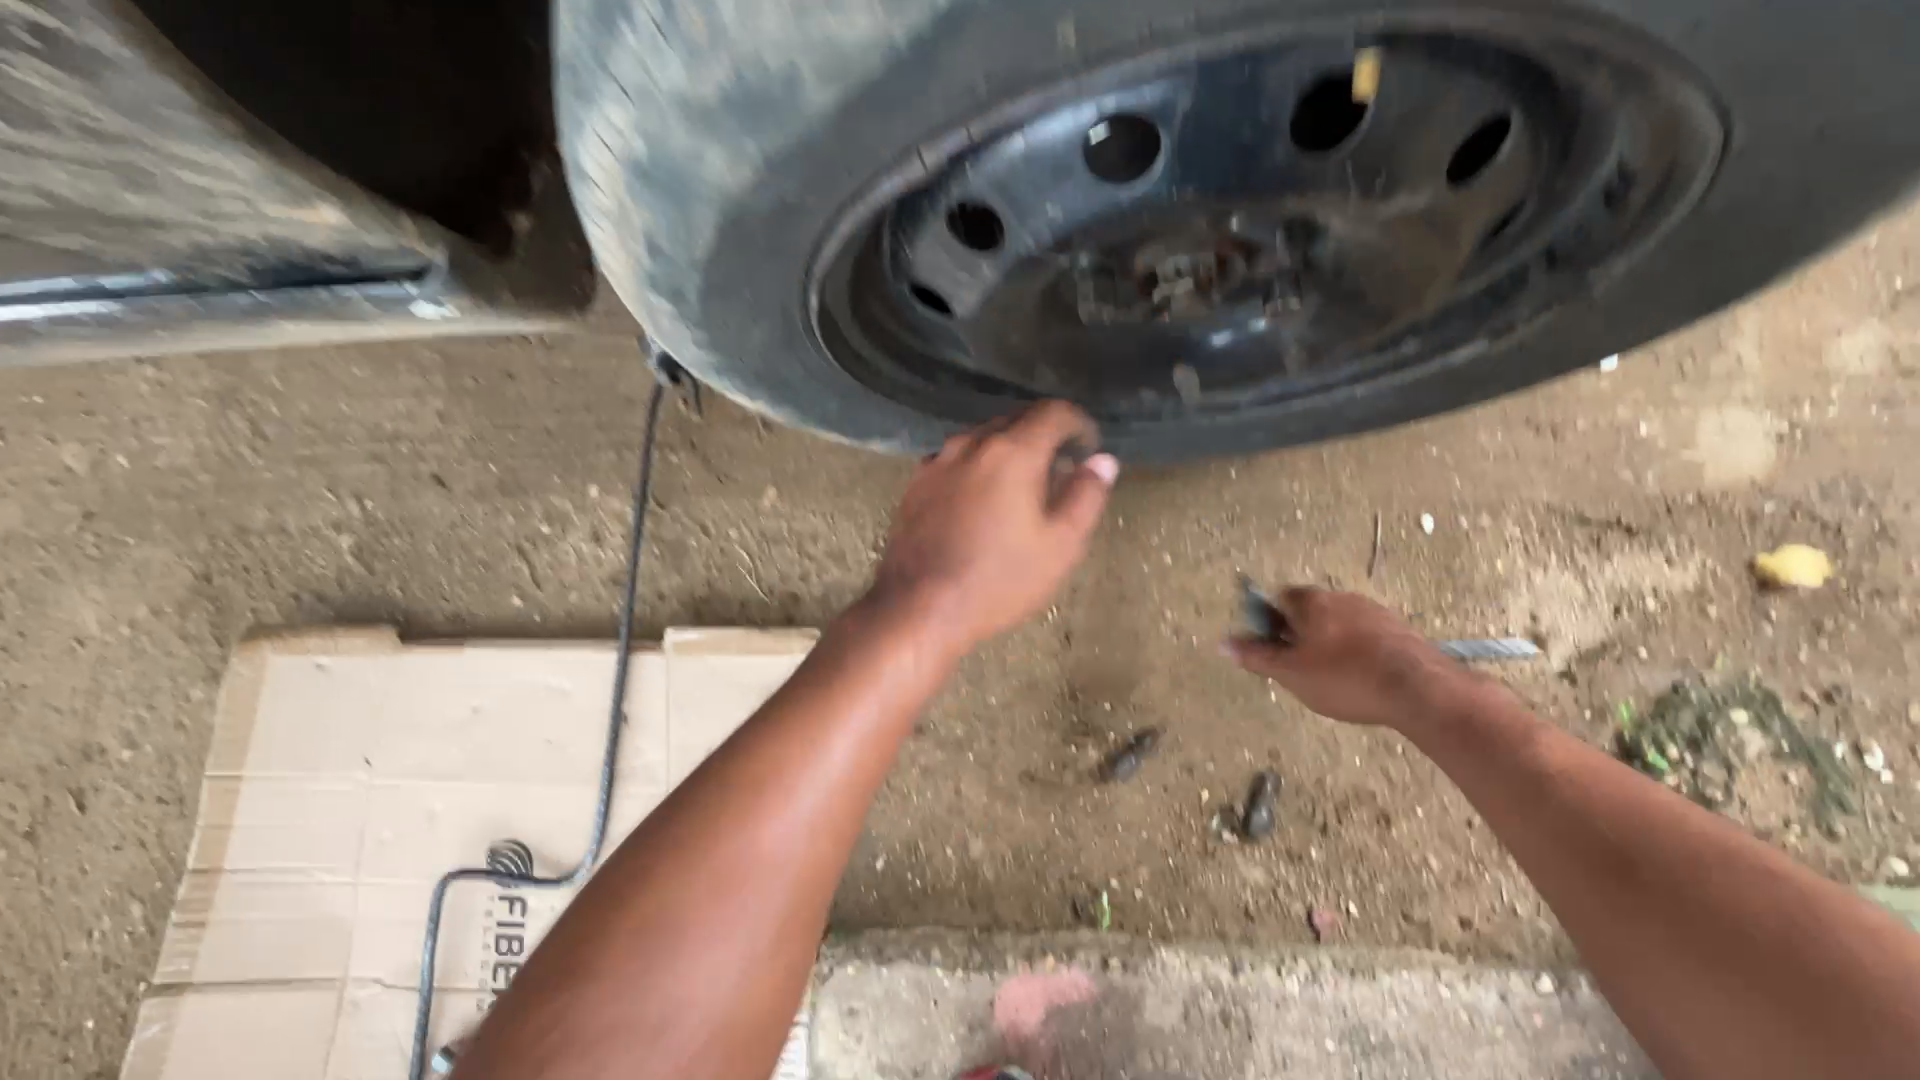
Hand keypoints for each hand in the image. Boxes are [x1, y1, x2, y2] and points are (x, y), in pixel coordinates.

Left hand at [868, 401, 1117, 656]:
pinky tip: (982, 499)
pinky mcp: (916, 483)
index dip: (1079, 423)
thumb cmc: (999, 580)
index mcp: (1013, 452)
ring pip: (983, 438)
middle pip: (1016, 419)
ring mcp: (938, 461)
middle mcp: (972, 444)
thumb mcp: (1061, 546)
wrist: (919, 607)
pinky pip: (957, 459)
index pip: (1054, 412)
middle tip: (1062, 467)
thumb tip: (1103, 461)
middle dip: (1045, 435)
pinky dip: (979, 466)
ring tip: (1023, 485)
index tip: (1089, 446)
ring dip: (1009, 449)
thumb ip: (1086, 496)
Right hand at [1225, 587, 1471, 729]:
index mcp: (1311, 600)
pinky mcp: (1399, 630)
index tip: (1271, 649)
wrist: (1419, 689)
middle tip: (1297, 667)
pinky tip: (1360, 678)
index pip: (1278, 597)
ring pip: (1338, 622)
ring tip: (1330, 678)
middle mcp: (1342, 596)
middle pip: (1309, 609)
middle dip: (1298, 634)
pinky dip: (1355, 651)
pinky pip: (1364, 635)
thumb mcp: (1290, 673)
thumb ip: (1256, 656)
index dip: (1268, 621)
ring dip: (1328, 643)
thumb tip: (1223, 642)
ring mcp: (1374, 611)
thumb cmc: (1344, 677)